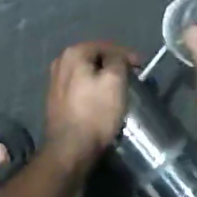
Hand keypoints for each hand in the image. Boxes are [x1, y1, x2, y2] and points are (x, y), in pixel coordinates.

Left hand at [45, 41, 134, 166]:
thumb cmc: (95, 112)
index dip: (126, 54)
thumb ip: (118, 60)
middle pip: (95, 58)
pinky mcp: (56, 100)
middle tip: (132, 75)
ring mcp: (55, 81)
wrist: (70, 150)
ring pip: (87, 73)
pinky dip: (93, 88)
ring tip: (120, 87)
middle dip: (114, 65)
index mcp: (73, 53)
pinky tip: (103, 99)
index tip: (141, 65)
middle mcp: (60, 62)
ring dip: (104, 77)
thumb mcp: (115, 80)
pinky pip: (80, 86)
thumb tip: (117, 56)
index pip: (106, 46)